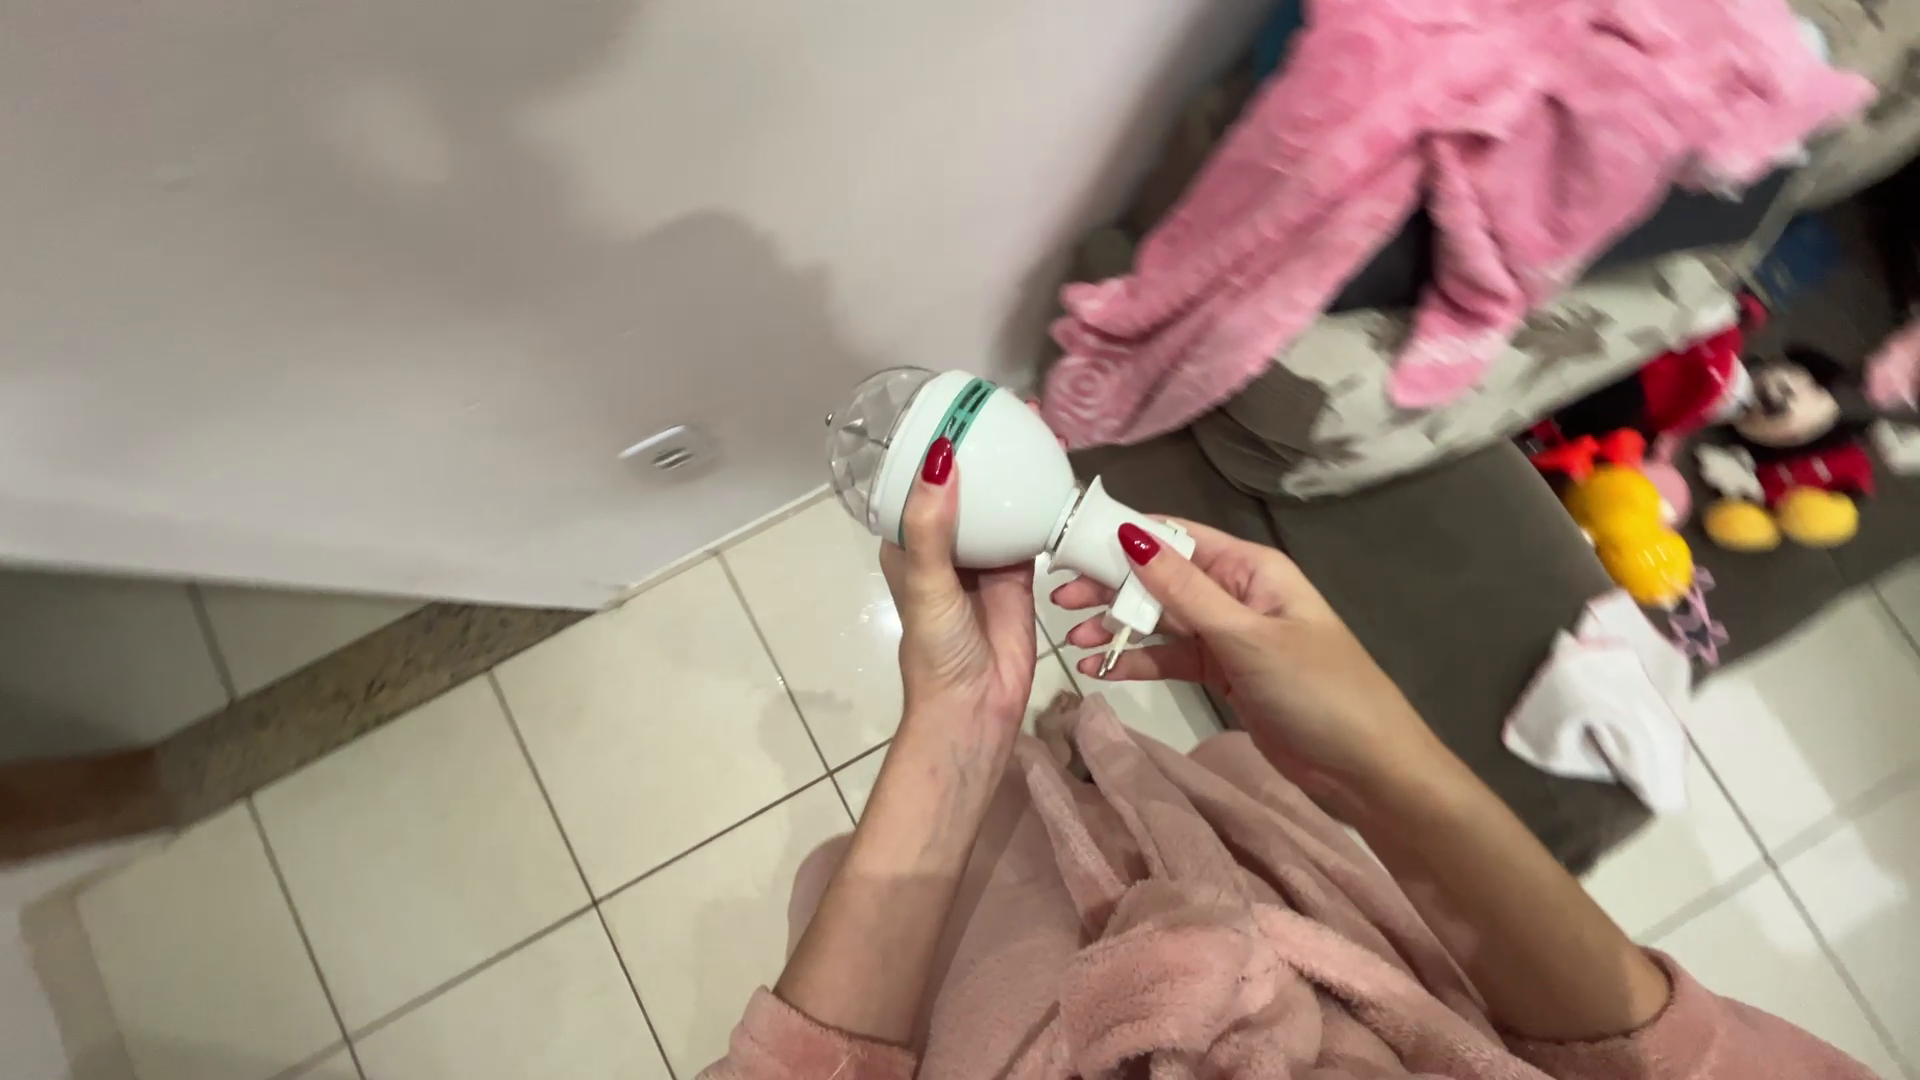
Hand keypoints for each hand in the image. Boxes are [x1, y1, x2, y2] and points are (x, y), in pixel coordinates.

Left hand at [879, 437, 1038, 764]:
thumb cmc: (938, 647)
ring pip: (1000, 504)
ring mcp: (984, 558)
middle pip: (965, 487)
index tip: (961, 409)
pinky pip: (1031, 529)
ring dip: (1015, 472)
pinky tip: (1061, 476)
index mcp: (910, 543)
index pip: (919, 482)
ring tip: (1040, 432)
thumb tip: (941, 457)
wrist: (977, 706)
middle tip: (1010, 410)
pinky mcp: (1019, 574)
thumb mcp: (926, 584)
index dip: (937, 445)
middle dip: (984, 450)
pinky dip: (1042, 505)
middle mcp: (946, 544)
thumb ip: (931, 527)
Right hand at [1054, 518, 1440, 801]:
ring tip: (1077, 640)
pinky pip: (1170, 658)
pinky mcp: (1220, 673)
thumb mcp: (1246, 637)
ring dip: (1118, 627)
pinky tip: (1104, 670)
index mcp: (1249, 568)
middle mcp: (1233, 593)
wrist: (1367, 772)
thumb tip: (1130, 534)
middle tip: (1061, 599)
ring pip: (1160, 620)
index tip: (1072, 545)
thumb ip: (1183, 590)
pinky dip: (1138, 661)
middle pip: (1161, 578)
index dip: (1125, 537)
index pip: (1177, 537)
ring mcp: (1226, 635)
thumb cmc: (1317, 691)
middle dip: (1112, 586)